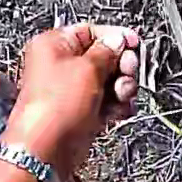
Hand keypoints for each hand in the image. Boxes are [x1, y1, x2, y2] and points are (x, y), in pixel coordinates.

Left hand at [5, 22, 139, 174]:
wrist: (47, 150)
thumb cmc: (54, 108)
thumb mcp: (88, 68)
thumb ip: (107, 51)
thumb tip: (118, 41)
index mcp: (54, 45)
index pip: (91, 31)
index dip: (115, 37)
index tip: (134, 44)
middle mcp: (61, 66)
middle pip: (103, 57)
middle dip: (121, 66)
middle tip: (128, 73)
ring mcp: (72, 91)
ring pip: (108, 82)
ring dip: (122, 88)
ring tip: (122, 96)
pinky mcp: (81, 113)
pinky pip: (107, 103)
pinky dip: (117, 106)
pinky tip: (121, 111)